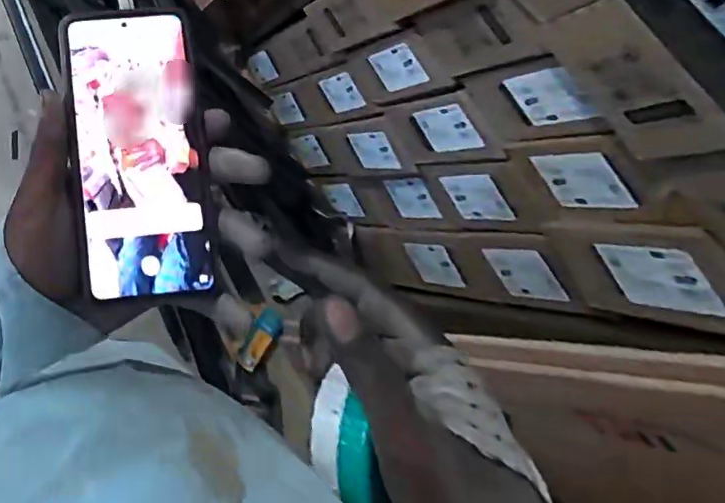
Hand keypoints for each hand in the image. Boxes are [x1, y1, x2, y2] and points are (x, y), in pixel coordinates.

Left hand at [3, 98, 264, 331]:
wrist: (33, 309)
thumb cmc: (34, 240)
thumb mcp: (39, 191)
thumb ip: (50, 147)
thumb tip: (52, 91)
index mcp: (117, 171)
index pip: (158, 137)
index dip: (188, 124)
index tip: (217, 118)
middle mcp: (143, 198)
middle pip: (194, 176)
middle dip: (227, 169)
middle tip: (254, 170)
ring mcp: (157, 238)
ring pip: (206, 227)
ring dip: (237, 231)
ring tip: (260, 243)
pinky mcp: (161, 278)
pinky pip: (195, 287)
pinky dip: (217, 299)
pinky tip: (236, 315)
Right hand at [216, 211, 547, 502]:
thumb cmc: (450, 495)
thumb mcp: (406, 437)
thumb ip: (369, 371)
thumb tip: (328, 302)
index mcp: (429, 354)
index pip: (367, 292)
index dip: (321, 266)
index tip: (274, 247)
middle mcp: (420, 363)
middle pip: (357, 315)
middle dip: (317, 314)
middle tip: (289, 339)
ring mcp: (413, 393)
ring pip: (354, 345)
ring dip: (321, 346)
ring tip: (304, 372)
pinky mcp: (404, 420)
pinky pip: (355, 379)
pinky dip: (329, 374)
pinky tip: (312, 384)